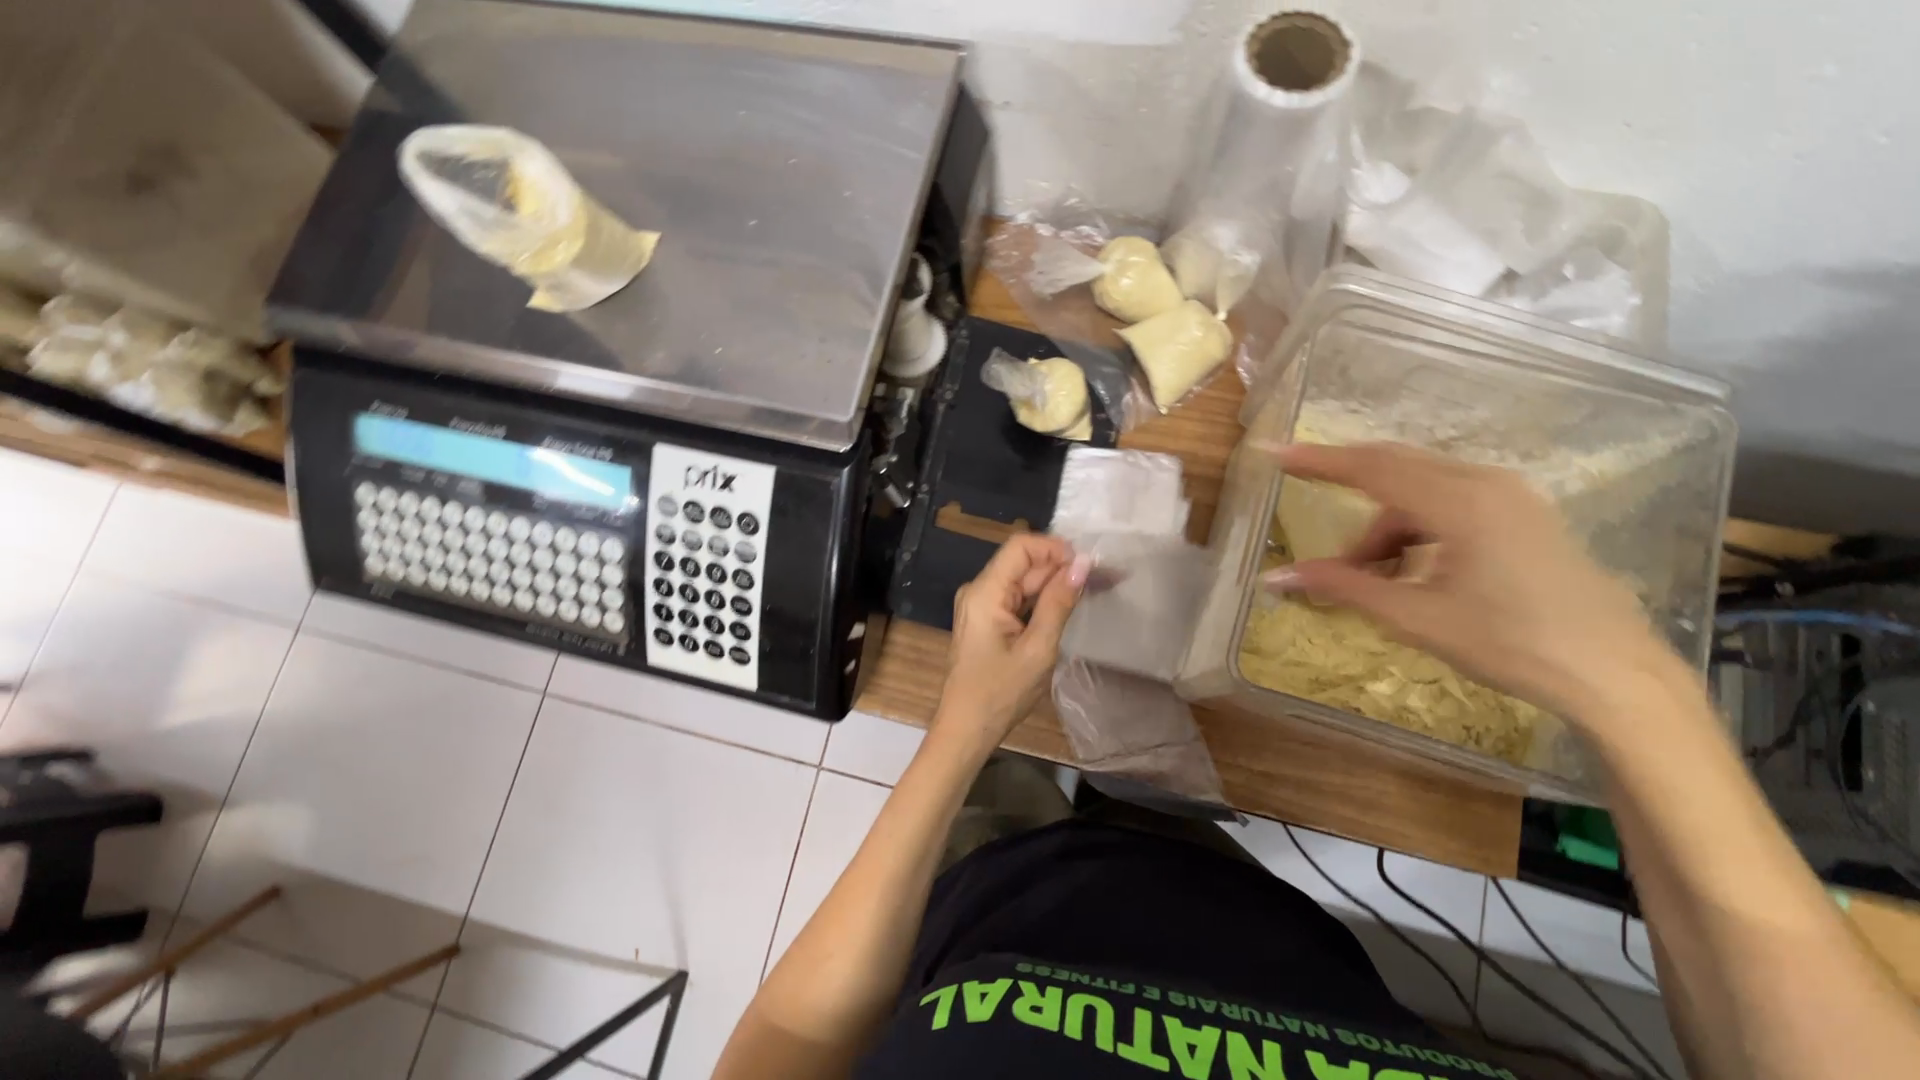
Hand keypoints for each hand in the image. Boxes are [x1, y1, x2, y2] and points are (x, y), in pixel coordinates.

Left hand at [938, 534, 1089, 749]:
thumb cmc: (1001, 692)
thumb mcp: (1038, 648)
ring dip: (1056, 583)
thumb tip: (1083, 563)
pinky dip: (1044, 601)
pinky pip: (1019, 600)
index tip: (1088, 564)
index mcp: (985, 592)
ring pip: (1024, 582)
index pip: (1020, 547)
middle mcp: (979, 591)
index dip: (1055, 548)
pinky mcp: (988, 622)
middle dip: (1062, 566)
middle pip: (1024, 564)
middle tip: (1105, 576)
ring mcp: (982, 606)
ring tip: (1096, 588)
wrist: (966, 729)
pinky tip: (1071, 606)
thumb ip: (1060, 602)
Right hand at [1264, 442, 1670, 724]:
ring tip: (1374, 581)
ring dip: (1386, 528)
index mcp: (1461, 502)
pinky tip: (1414, 573)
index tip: (1274, 452)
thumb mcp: (1417, 618)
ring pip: (1423, 491)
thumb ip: (1344, 588)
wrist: (1613, 673)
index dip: (1318, 462)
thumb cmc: (1511, 644)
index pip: (1372, 468)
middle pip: (1396, 471)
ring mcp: (1512, 496)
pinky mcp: (1525, 514)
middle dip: (1351, 503)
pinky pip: (1452, 503)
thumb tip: (1277, 578)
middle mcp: (1487, 483)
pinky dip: (1418, 530)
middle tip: (1322, 543)